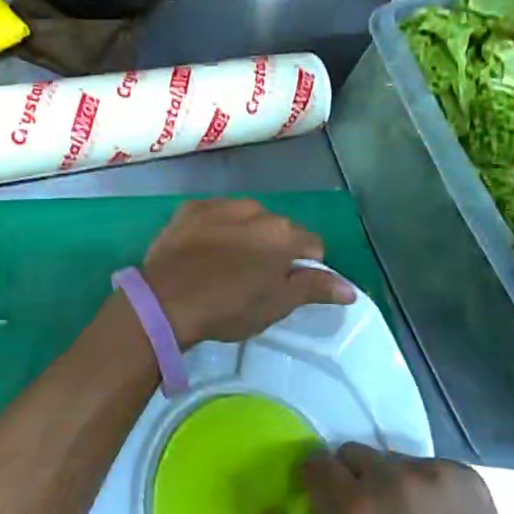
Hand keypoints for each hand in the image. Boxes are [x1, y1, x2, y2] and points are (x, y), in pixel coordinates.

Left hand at [140, 199, 354, 348]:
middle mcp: (258, 210)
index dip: (304, 268)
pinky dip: (216, 229)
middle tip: (254, 281)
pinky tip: (202, 253)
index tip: (285, 287)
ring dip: (246, 236)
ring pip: (248, 219)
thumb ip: (314, 289)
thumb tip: (349, 289)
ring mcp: (222, 205)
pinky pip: (216, 215)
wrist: (164, 302)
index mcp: (283, 234)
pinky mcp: (191, 208)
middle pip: (279, 230)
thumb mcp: (276, 305)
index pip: (312, 246)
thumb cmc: (228, 308)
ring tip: (225, 266)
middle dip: (274, 250)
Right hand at [263, 445, 513, 513]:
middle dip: (352, 481)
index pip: (317, 465)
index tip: (325, 505)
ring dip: (390, 483)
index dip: (316, 484)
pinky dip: (427, 487)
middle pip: (354, 455)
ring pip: (393, 459)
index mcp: (355, 508)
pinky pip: (430, 466)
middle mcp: (393, 478)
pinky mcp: (465, 473)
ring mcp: (434, 472)